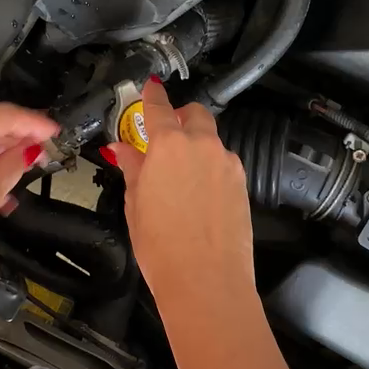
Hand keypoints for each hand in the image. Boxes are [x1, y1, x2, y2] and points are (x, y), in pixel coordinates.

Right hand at [107, 81, 256, 313]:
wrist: (207, 282)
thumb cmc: (161, 246)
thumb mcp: (136, 204)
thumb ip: (133, 169)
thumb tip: (124, 149)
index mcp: (168, 145)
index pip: (158, 108)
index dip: (152, 95)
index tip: (150, 86)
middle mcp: (201, 145)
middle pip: (194, 114)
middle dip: (181, 116)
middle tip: (166, 135)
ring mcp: (227, 163)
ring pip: (211, 140)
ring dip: (197, 145)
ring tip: (181, 174)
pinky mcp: (243, 184)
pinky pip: (224, 163)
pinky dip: (211, 167)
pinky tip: (200, 193)